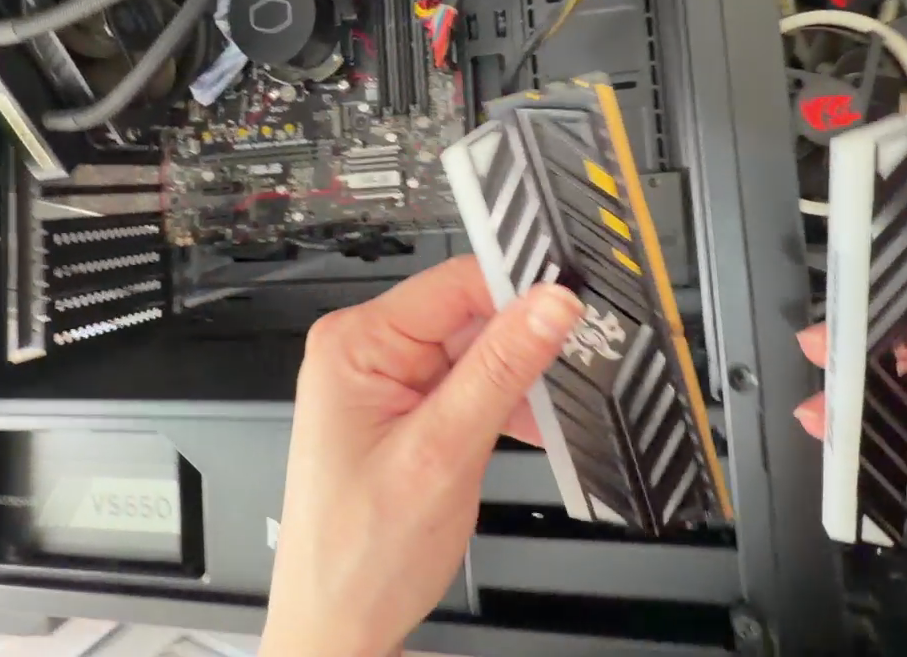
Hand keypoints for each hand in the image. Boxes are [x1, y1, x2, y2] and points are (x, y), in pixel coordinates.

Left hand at [261, 256, 583, 656]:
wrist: (338, 625)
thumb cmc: (359, 553)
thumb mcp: (443, 453)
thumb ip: (501, 370)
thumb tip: (549, 305)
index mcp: (357, 343)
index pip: (454, 283)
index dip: (516, 289)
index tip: (569, 304)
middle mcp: (367, 350)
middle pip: (466, 314)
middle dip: (520, 341)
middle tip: (569, 364)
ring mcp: (387, 379)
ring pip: (474, 349)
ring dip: (515, 377)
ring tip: (548, 407)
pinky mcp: (406, 406)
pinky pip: (466, 381)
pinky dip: (502, 400)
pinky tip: (528, 423)